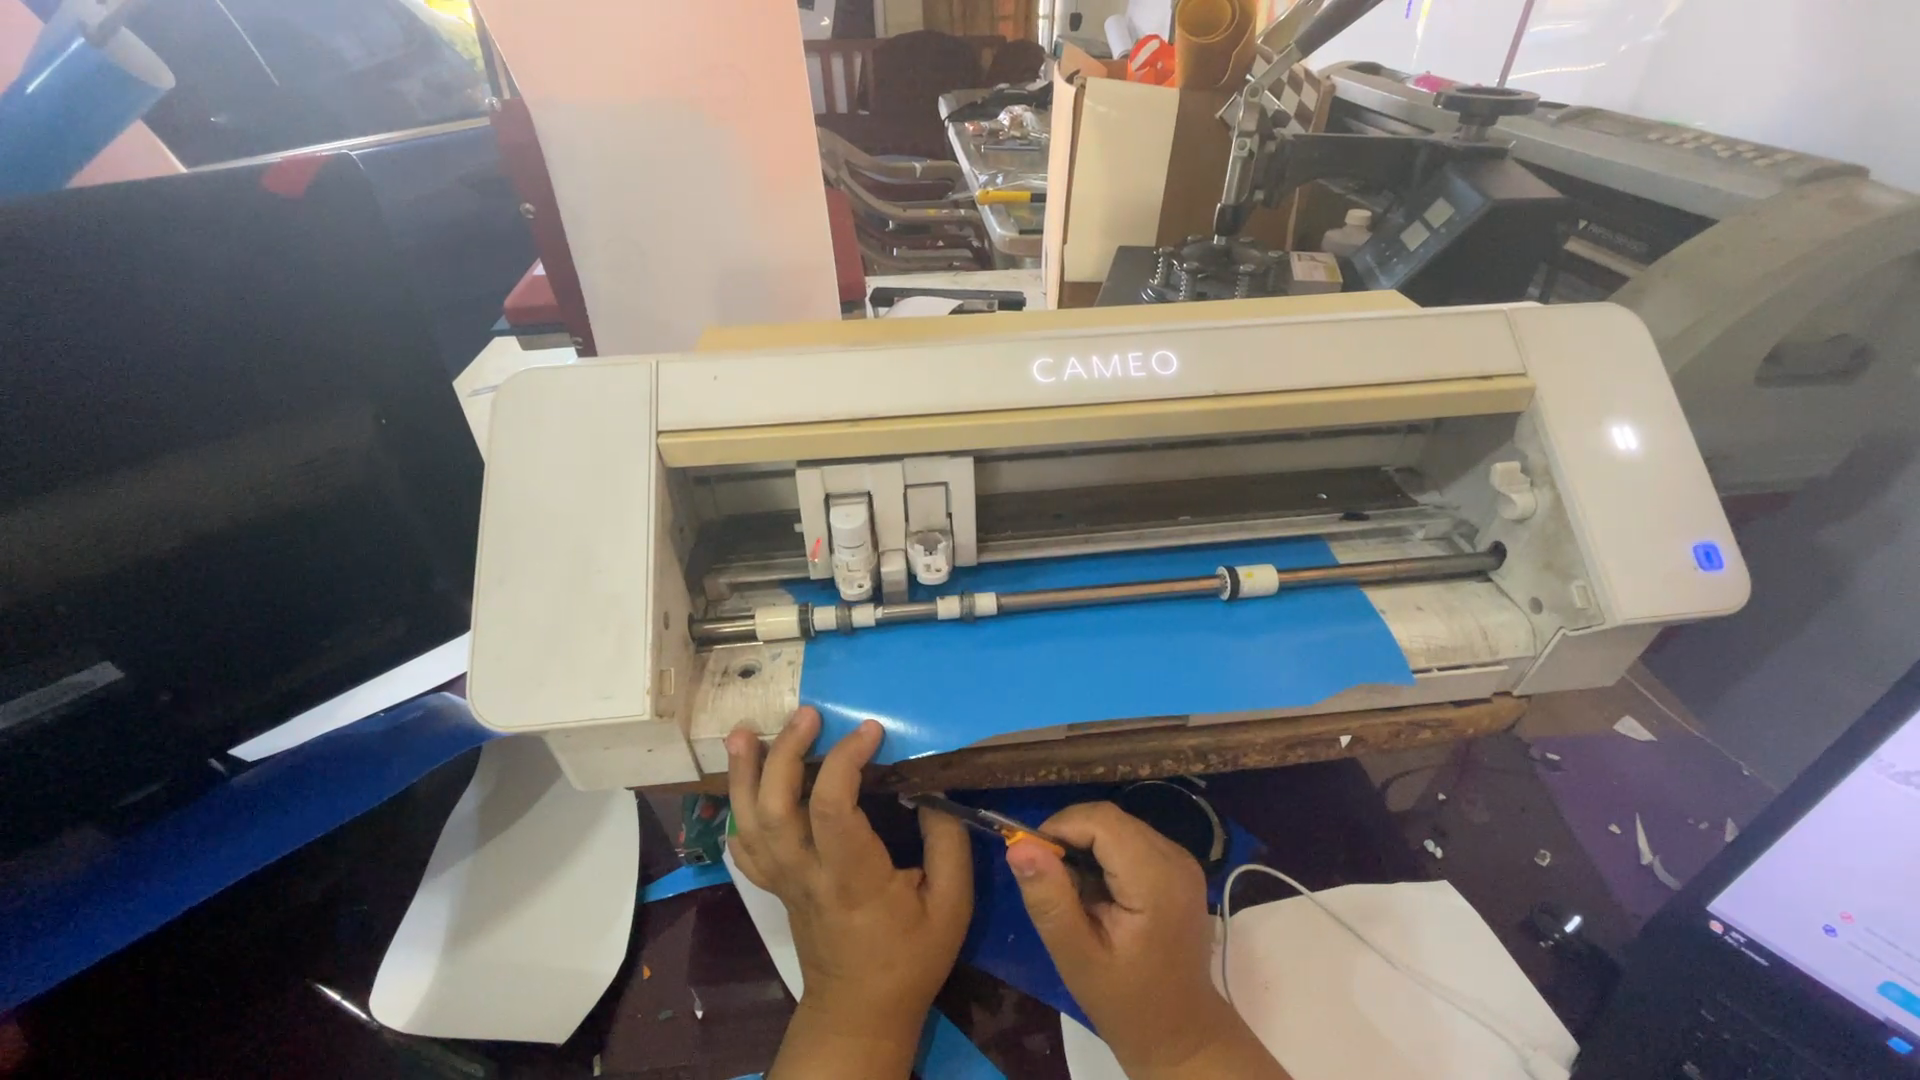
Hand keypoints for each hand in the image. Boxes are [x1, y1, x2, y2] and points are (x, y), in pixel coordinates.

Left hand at [727, 708, 972, 1078]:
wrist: (860, 1011)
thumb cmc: (910, 959)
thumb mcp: (952, 906)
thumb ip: (948, 843)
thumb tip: (933, 788)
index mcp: (852, 878)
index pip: (832, 807)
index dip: (845, 760)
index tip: (871, 730)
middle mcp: (806, 874)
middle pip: (775, 806)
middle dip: (785, 752)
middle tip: (808, 715)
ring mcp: (783, 880)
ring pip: (748, 822)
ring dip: (743, 773)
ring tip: (746, 731)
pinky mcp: (775, 886)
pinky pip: (743, 848)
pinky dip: (736, 812)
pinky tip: (740, 781)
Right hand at [1008, 802, 1289, 1079]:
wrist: (1180, 1033)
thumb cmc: (1126, 1002)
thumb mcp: (1076, 957)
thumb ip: (1049, 900)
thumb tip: (1020, 848)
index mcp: (1156, 880)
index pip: (1101, 820)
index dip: (1060, 828)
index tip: (1033, 860)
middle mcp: (1176, 858)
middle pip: (1110, 819)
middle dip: (1070, 837)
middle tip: (1048, 880)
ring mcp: (1182, 861)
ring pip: (1119, 825)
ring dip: (1086, 845)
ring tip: (1071, 890)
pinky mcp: (1179, 867)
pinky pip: (1131, 839)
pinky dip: (1104, 853)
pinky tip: (1096, 891)